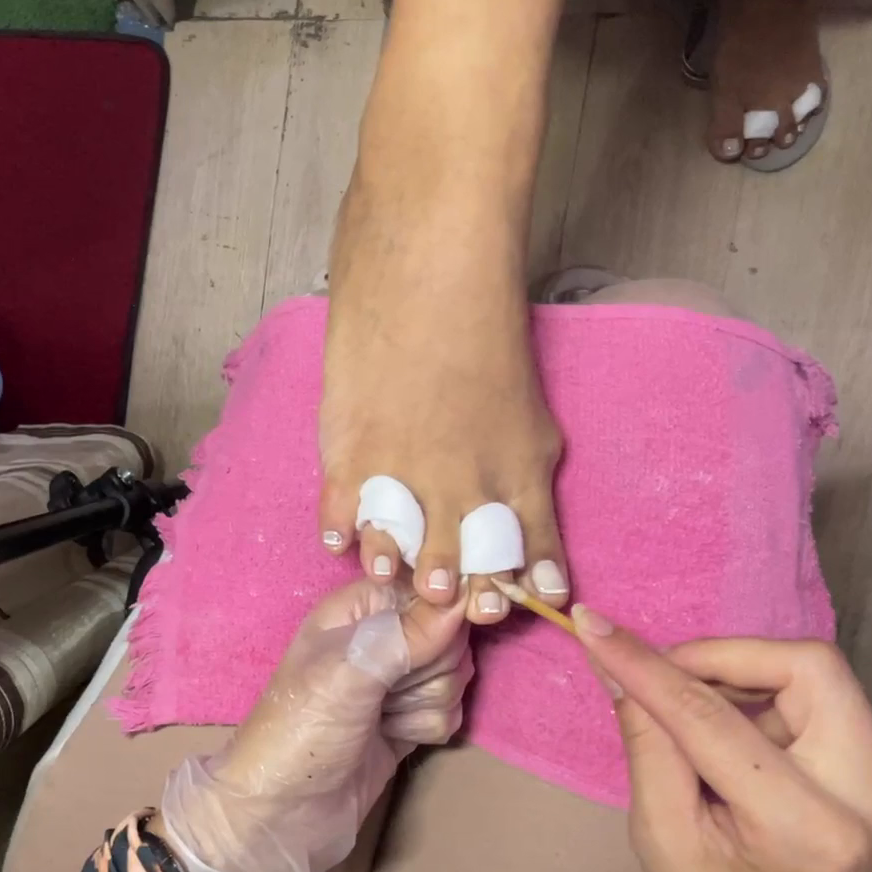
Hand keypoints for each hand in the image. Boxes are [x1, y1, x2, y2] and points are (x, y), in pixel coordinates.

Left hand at [160, 580, 470, 871]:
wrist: (283, 813)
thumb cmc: (301, 730)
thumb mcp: (348, 674)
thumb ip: (406, 635)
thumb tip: (461, 599)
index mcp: (357, 607)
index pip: (427, 586)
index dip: (443, 610)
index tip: (433, 641)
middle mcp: (378, 634)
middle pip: (448, 633)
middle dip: (431, 669)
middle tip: (388, 691)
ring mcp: (394, 678)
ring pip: (454, 674)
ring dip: (426, 702)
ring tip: (382, 718)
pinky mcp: (407, 717)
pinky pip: (449, 709)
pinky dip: (427, 727)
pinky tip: (393, 738)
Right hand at [318, 183, 568, 624]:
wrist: (427, 266)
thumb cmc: (485, 318)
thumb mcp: (530, 401)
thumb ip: (524, 464)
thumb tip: (518, 506)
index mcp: (519, 472)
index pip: (527, 557)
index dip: (521, 589)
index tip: (515, 605)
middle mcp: (464, 488)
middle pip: (462, 569)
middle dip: (461, 597)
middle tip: (450, 604)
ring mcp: (402, 475)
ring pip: (399, 555)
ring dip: (398, 572)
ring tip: (392, 579)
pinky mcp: (348, 452)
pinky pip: (342, 516)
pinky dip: (343, 534)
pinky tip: (342, 542)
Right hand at [571, 607, 871, 871]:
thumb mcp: (662, 842)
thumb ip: (647, 745)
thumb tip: (620, 668)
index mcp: (811, 831)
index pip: (714, 717)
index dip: (647, 665)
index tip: (595, 627)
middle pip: (809, 669)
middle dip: (723, 655)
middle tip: (665, 676)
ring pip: (819, 682)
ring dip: (742, 680)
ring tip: (693, 720)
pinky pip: (824, 710)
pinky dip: (763, 704)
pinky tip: (730, 743)